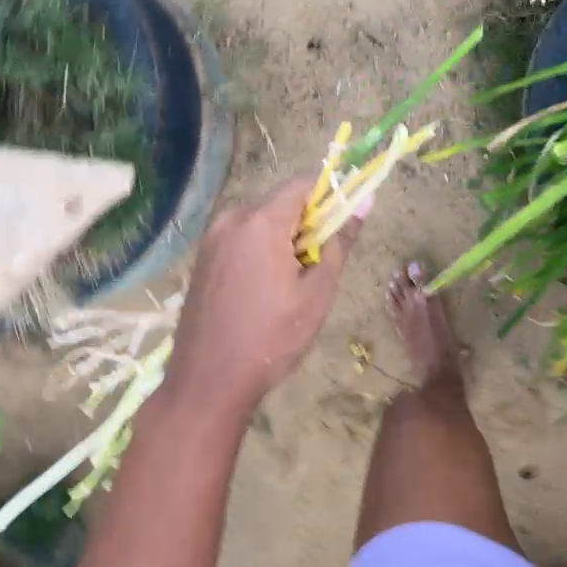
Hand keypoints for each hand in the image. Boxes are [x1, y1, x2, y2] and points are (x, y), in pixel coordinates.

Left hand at [162, 177, 363, 418]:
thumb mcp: (317, 292)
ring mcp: (211, 238)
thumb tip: (364, 201)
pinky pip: (241, 238)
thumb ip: (340, 242)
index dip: (329, 196)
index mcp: (261, 222)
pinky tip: (264, 289)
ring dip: (283, 238)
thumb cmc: (271, 338)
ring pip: (260, 221)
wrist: (208, 382)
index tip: (342, 224)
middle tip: (318, 264)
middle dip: (306, 223)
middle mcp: (232, 219)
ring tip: (292, 282)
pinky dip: (260, 250)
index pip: (303, 184)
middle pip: (281, 202)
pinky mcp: (202, 258)